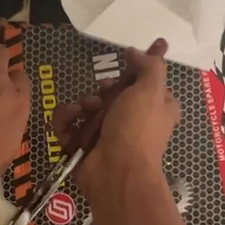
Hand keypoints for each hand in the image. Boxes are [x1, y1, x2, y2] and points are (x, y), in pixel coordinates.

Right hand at [54, 38, 179, 202]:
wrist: (116, 172)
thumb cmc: (137, 129)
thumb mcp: (151, 90)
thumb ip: (149, 66)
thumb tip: (137, 52)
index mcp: (157, 110)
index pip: (148, 86)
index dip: (137, 74)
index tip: (127, 62)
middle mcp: (134, 123)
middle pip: (115, 94)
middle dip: (105, 89)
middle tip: (104, 90)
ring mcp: (107, 136)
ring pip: (89, 108)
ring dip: (84, 103)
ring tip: (85, 109)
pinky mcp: (83, 146)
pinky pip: (69, 125)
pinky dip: (67, 119)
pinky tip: (71, 118)